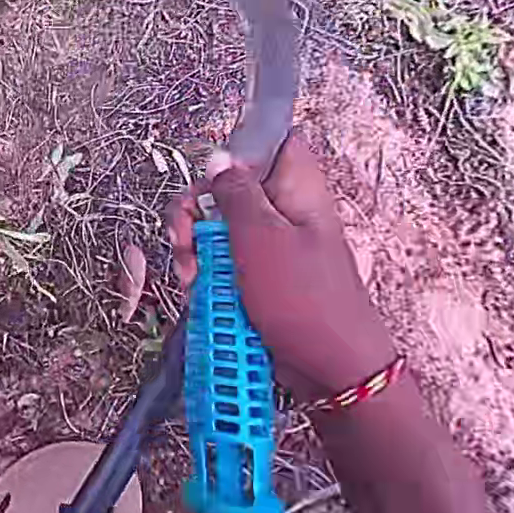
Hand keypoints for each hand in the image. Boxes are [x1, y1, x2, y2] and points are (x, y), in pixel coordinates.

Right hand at [165, 135, 395, 396]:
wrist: (327, 369)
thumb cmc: (302, 299)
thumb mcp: (261, 238)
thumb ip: (234, 194)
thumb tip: (217, 157)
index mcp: (297, 189)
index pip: (272, 143)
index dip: (237, 150)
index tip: (209, 177)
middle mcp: (282, 213)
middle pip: (227, 191)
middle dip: (196, 214)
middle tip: (186, 239)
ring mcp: (267, 247)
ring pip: (215, 230)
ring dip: (195, 251)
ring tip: (195, 277)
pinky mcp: (254, 277)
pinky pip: (219, 264)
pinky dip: (204, 276)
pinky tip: (200, 292)